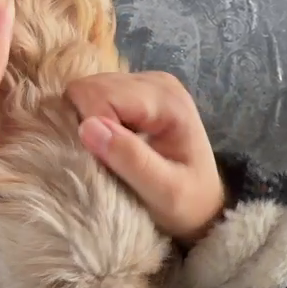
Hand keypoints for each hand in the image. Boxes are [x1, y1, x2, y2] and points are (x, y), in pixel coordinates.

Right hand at [67, 71, 224, 241]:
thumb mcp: (166, 193)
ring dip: (84, 122)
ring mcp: (142, 83)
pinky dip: (88, 119)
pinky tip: (106, 141)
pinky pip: (90, 96)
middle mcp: (155, 82)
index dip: (90, 127)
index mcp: (168, 100)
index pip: (101, 95)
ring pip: (85, 90)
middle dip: (84, 122)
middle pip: (90, 88)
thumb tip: (88, 127)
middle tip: (100, 156)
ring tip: (104, 151)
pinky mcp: (130, 90)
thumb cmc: (187, 203)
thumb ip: (132, 160)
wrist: (202, 205)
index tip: (103, 161)